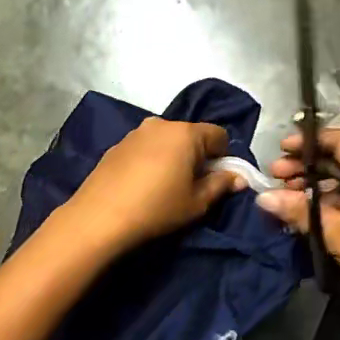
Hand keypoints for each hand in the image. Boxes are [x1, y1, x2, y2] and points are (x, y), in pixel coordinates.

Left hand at [60, 118, 246, 251]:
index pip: (218, 134)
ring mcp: (135, 133)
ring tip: (162, 186)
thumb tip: (238, 177)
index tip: (214, 180)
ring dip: (171, 156)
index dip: (222, 157)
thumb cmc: (157, 208)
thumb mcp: (196, 202)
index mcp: (185, 133)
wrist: (100, 216)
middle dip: (196, 155)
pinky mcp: (116, 145)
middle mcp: (160, 124)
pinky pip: (144, 147)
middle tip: (189, 185)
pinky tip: (141, 184)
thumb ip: (220, 185)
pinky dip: (150, 159)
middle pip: (190, 135)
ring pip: (165, 140)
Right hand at [256, 127, 339, 317]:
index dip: (312, 140)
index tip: (282, 148)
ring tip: (284, 192)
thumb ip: (300, 211)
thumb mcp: (338, 234)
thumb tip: (262, 197)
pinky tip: (303, 208)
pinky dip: (324, 198)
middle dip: (307, 163)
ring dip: (313, 182)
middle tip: (275, 173)